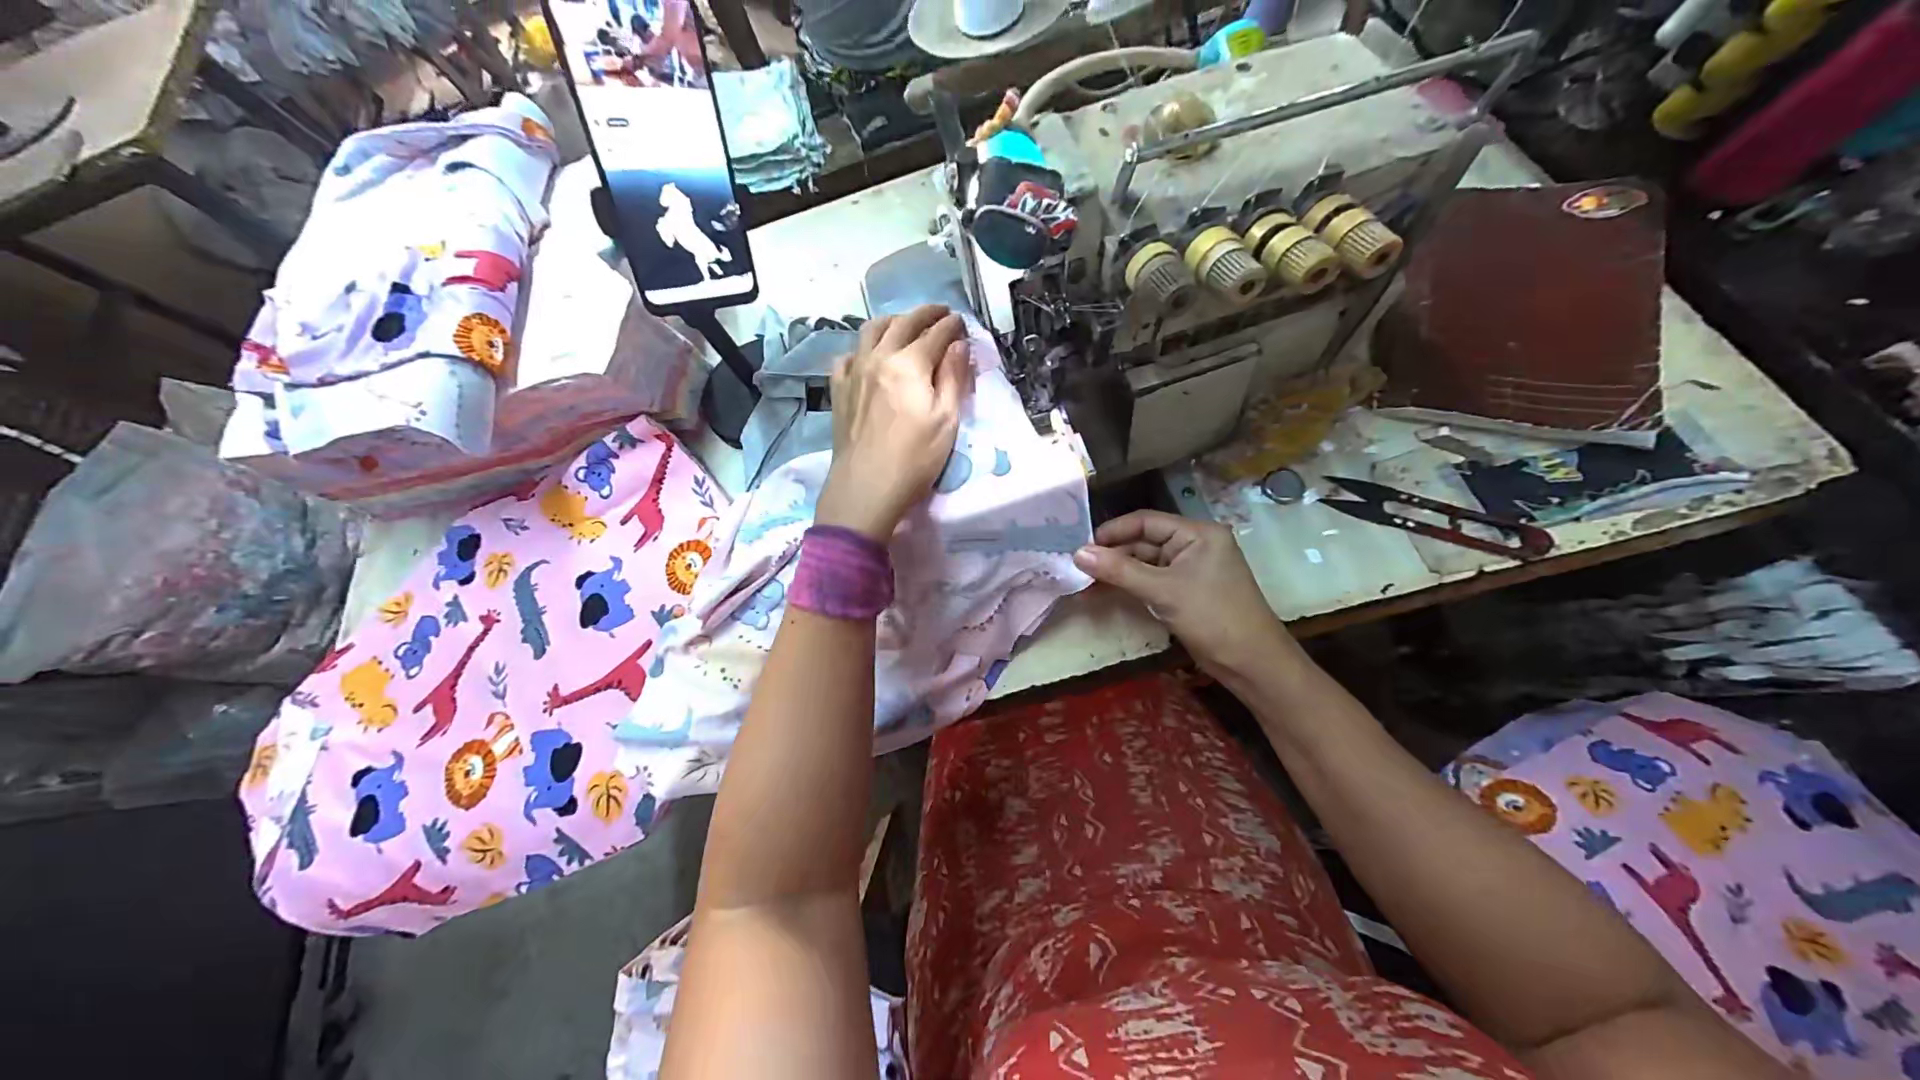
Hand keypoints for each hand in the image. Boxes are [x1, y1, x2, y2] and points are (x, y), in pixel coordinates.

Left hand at [815, 305, 970, 540]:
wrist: (865, 487)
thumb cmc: (914, 459)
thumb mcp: (946, 420)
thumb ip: (953, 378)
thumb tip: (959, 345)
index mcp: (910, 363)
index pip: (936, 333)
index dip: (952, 326)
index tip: (962, 323)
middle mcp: (879, 357)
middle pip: (904, 323)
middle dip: (926, 314)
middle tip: (941, 313)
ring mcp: (854, 371)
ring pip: (871, 331)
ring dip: (893, 321)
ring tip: (905, 324)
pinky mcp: (839, 389)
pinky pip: (848, 355)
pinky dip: (863, 348)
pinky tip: (869, 356)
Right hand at [1073, 510, 1297, 677]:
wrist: (1252, 663)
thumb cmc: (1212, 617)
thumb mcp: (1162, 591)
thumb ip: (1119, 570)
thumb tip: (1077, 553)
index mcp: (1198, 533)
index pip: (1147, 521)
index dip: (1113, 531)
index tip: (1082, 546)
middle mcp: (1196, 545)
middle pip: (1145, 541)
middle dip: (1114, 553)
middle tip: (1079, 566)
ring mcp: (1193, 570)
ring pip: (1148, 562)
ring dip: (1120, 570)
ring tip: (1087, 579)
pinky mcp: (1188, 592)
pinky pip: (1154, 580)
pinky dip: (1133, 585)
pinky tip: (1108, 590)